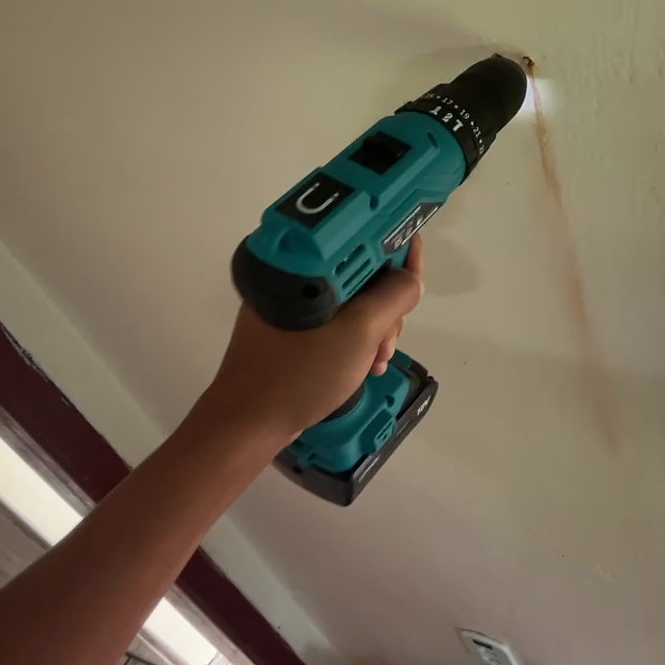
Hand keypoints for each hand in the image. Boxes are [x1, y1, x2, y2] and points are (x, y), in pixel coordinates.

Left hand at [200, 237, 424, 444]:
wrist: (248, 426)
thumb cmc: (301, 372)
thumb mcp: (360, 331)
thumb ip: (395, 296)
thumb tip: (410, 281)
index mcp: (301, 262)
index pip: (360, 238)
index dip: (395, 252)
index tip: (415, 276)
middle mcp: (294, 275)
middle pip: (361, 272)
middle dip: (387, 305)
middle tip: (388, 338)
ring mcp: (290, 305)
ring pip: (353, 300)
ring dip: (376, 327)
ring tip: (377, 359)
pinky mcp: (291, 328)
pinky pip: (336, 319)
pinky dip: (357, 337)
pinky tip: (366, 363)